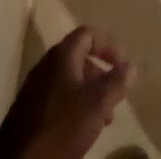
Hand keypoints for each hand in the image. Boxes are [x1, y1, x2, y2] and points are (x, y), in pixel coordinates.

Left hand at [0, 25, 137, 158]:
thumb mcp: (97, 104)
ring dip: (90, 93)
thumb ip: (116, 82)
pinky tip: (82, 128)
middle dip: (101, 74)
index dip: (108, 44)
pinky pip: (58, 96)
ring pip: (69, 79)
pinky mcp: (29, 108)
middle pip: (79, 57)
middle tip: (115, 97)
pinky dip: (75, 104)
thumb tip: (131, 65)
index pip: (87, 33)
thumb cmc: (63, 126)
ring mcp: (35, 86)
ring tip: (103, 118)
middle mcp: (46, 65)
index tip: (123, 65)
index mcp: (61, 56)